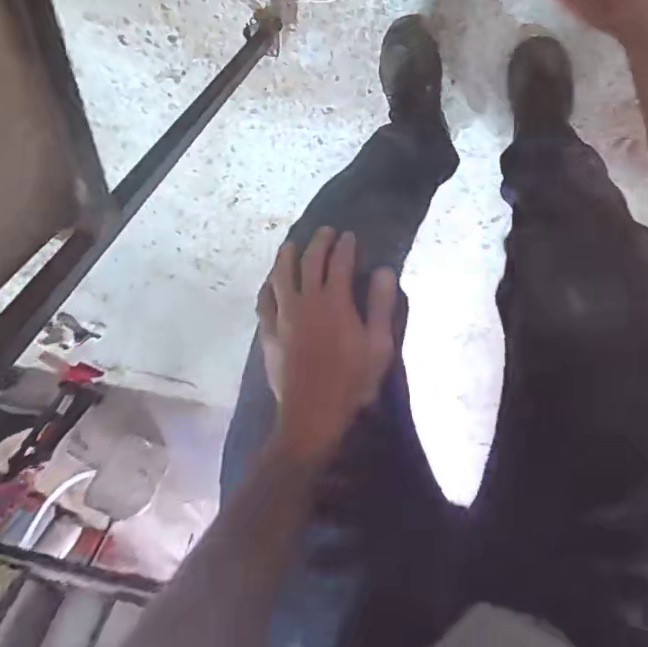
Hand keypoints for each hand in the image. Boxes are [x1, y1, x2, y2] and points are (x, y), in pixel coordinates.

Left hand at [255, 228, 398, 466]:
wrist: (312, 415)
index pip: (339, 262)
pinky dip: (268, 285)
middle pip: (309, 261)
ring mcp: (283, 316)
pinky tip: (270, 282)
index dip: (345, 245)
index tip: (349, 235)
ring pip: (281, 275)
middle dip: (318, 242)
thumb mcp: (379, 345)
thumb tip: (383, 270)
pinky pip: (264, 301)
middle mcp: (306, 301)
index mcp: (335, 301)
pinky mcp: (268, 333)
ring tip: (292, 244)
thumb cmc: (352, 382)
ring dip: (287, 255)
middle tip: (326, 231)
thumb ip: (381, 305)